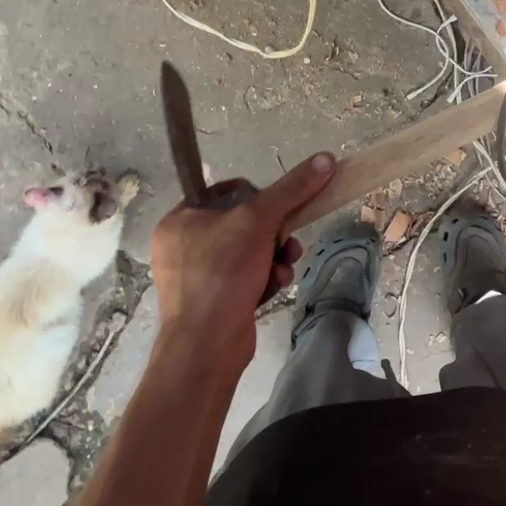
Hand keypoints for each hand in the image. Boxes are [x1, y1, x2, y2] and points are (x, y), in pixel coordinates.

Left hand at [148, 152, 334, 370]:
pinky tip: (275, 286)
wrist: (206, 347)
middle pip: (245, 222)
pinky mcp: (213, 299)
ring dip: (276, 256)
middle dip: (275, 233)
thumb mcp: (260, 221)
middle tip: (288, 241)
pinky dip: (266, 278)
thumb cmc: (222, 274)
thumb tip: (326, 158)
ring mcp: (197, 276)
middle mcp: (183, 245)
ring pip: (251, 250)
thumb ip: (293, 188)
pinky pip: (247, 276)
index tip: (277, 209)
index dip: (258, 196)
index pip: (228, 191)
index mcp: (180, 220)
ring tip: (284, 266)